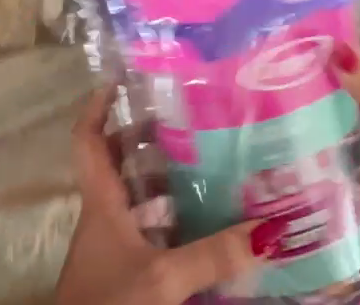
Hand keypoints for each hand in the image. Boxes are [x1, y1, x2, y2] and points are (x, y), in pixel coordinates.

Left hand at [55, 87, 284, 304]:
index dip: (99, 105)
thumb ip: (213, 254)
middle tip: (186, 119)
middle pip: (116, 163)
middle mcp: (103, 216)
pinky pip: (147, 231)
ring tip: (205, 164)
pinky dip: (171, 221)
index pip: (87, 139)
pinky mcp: (123, 273)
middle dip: (146, 138)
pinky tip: (202, 225)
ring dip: (163, 180)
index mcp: (101, 201)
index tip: (122, 78)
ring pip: (134, 198)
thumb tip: (271, 228)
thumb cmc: (107, 302)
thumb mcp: (163, 278)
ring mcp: (111, 247)